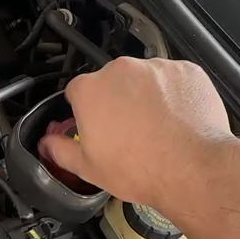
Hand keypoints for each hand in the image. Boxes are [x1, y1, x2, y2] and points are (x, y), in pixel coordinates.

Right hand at [37, 57, 238, 209]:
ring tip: (155, 128)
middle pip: (111, 81)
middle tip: (127, 131)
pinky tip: (175, 120)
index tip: (96, 125)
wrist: (192, 169)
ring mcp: (155, 68)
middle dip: (116, 101)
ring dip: (145, 96)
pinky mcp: (185, 71)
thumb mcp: (88, 168)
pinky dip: (173, 95)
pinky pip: (173, 79)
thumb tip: (47, 145)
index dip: (85, 110)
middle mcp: (120, 71)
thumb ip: (60, 150)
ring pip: (143, 79)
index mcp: (90, 90)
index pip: (77, 90)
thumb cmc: (141, 168)